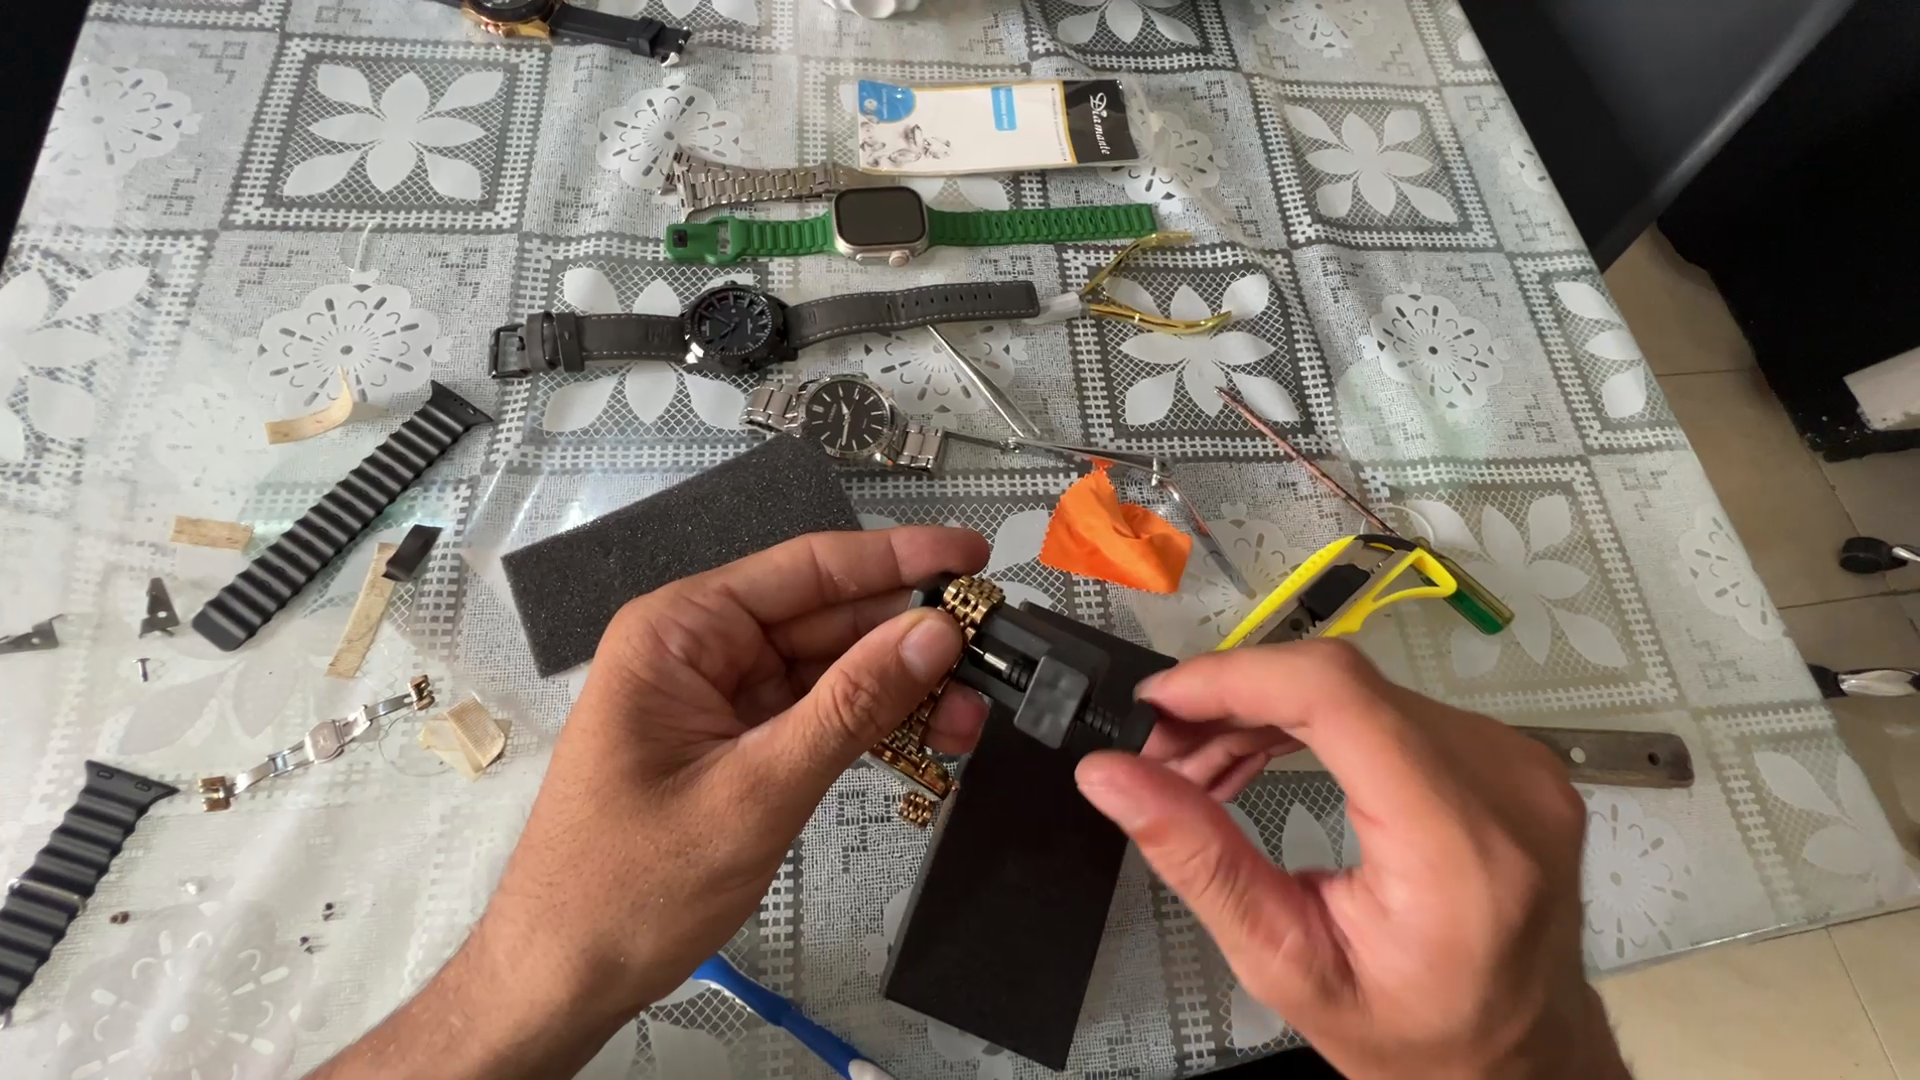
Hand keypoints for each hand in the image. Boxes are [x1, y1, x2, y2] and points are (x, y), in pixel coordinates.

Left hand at [312, 527, 988, 1079]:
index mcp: (683, 628)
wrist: (561, 982)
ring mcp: (727, 692)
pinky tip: (929, 732)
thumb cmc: (632, 886)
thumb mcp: (755, 791)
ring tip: (972, 711)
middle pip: (829, 617)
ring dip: (903, 687)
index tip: (971, 556)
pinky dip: (876, 722)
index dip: (897, 557)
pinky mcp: (745, 735)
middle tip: (992, 646)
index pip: (807, 568)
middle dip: (910, 634)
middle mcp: (706, 645)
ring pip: (835, 666)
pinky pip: (824, 710)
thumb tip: (935, 635)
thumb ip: (850, 706)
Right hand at [1075, 642, 1627, 1079]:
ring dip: (1251, 710)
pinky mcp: (1490, 749)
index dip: (1233, 677)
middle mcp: (1499, 780)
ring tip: (1194, 763)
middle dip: (1225, 701)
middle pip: (1331, 682)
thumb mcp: (1281, 963)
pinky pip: (1368, 700)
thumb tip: (1109, 774)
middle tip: (1160, 750)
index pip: (1336, 695)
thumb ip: (1195, 858)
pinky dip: (1291, 718)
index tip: (1158, 702)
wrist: (1520, 1059)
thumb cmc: (1410, 1033)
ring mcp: (1504, 756)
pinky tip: (1247, 754)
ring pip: (1342, 684)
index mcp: (1458, 846)